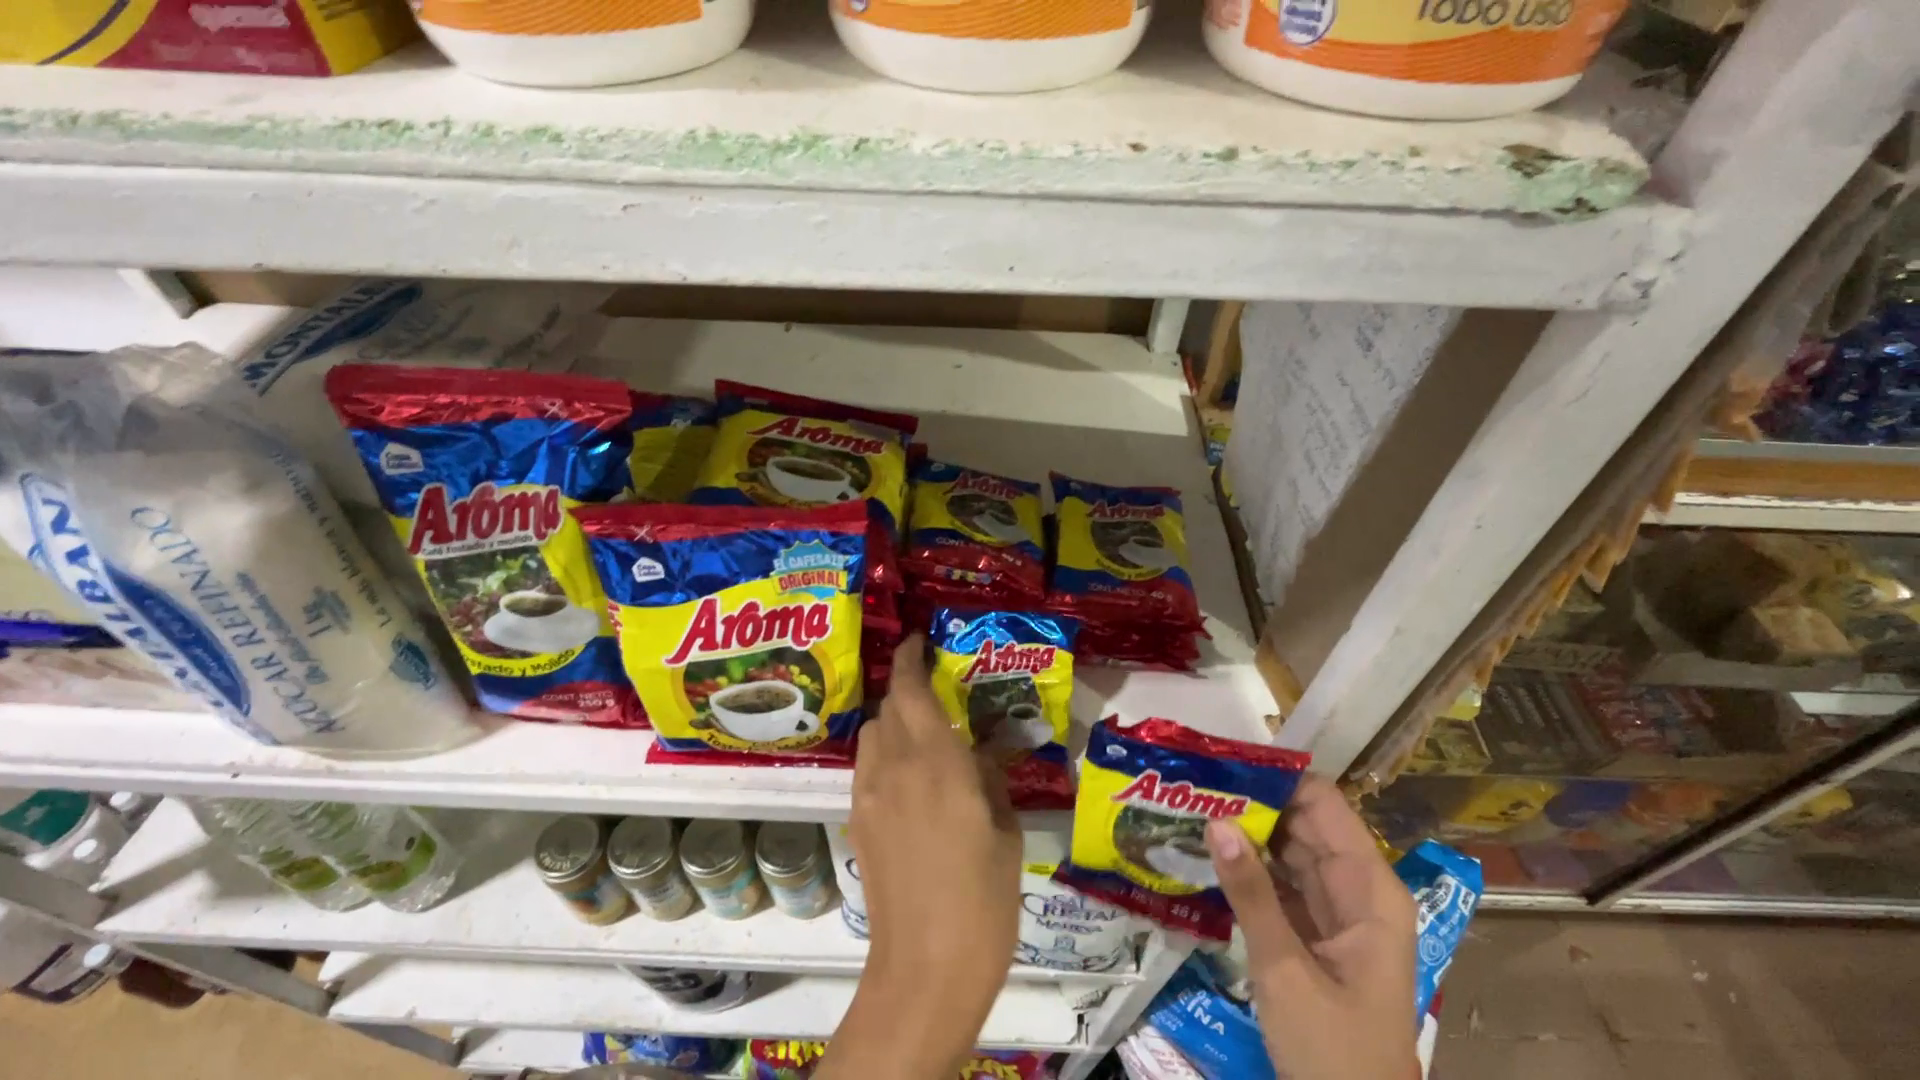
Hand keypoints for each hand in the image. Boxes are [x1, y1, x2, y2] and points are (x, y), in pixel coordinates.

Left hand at [820, 634, 1022, 1079]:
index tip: (920, 642)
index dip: (911, 658)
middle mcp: (894, 768)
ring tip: (924, 737)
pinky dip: (886, 756)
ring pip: (872, 736)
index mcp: (937, 763)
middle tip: (938, 694)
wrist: (926, 966)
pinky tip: (912, 779)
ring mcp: (869, 796)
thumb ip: (987, 778)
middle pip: (888, 708)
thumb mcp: (1004, 831)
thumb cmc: (983, 900)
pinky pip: (868, 769)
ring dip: (894, 724)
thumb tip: (978, 751)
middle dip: (908, 691)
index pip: (911, 690)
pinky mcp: (857, 822)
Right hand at [1206, 775, 1417, 1079]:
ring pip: (1289, 853)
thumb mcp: (1286, 970)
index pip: (1326, 806)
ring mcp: (1336, 913)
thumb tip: (1216, 821)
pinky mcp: (1314, 935)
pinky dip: (1248, 870)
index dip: (1279, 779)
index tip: (1223, 762)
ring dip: (1246, 833)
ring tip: (1190, 805)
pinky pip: (1281, 886)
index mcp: (1371, 889)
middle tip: (1193, 782)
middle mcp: (1358, 890)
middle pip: (1305, 825)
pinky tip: (1207, 853)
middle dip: (1253, 802)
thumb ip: (1251, 894)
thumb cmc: (1333, 1050)